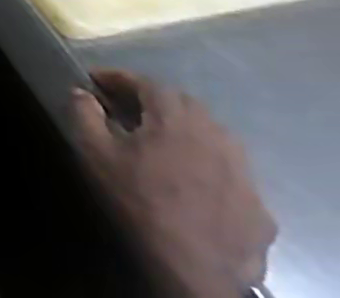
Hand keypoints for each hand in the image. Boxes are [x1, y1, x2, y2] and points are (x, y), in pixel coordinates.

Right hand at [71, 70, 275, 297]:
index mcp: (176, 125)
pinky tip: (189, 172)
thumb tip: (82, 92)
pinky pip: (231, 166)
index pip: (152, 85)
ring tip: (158, 135)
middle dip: (154, 98)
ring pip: (217, 134)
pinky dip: (206, 155)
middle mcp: (217, 141)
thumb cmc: (135, 198)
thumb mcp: (93, 152)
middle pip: (189, 105)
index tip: (95, 80)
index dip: (122, 77)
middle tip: (124, 104)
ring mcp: (244, 174)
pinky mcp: (257, 202)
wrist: (192, 262)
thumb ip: (84, 114)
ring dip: (184, 125)